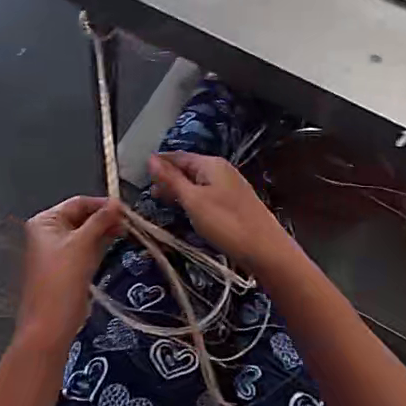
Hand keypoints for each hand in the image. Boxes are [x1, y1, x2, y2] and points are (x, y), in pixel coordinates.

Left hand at [17, 196, 123, 349]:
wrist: (50, 323)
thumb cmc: (62, 279)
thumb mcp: (82, 244)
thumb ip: (100, 220)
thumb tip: (118, 202)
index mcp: (46, 221)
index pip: (78, 203)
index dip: (102, 203)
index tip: (127, 208)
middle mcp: (50, 231)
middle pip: (82, 216)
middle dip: (105, 217)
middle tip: (131, 221)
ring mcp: (59, 249)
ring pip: (87, 232)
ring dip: (105, 230)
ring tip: (128, 230)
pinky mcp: (69, 265)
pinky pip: (87, 247)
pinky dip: (101, 243)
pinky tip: (117, 242)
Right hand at [147, 152, 298, 273]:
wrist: (264, 248)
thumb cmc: (225, 222)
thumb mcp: (193, 200)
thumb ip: (172, 179)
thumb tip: (151, 158)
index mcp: (211, 164)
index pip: (179, 156)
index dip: (160, 163)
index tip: (140, 174)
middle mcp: (222, 170)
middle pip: (189, 168)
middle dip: (169, 178)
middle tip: (150, 194)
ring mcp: (230, 186)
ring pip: (198, 182)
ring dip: (180, 190)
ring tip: (163, 202)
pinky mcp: (234, 203)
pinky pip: (208, 194)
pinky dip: (194, 199)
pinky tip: (187, 211)